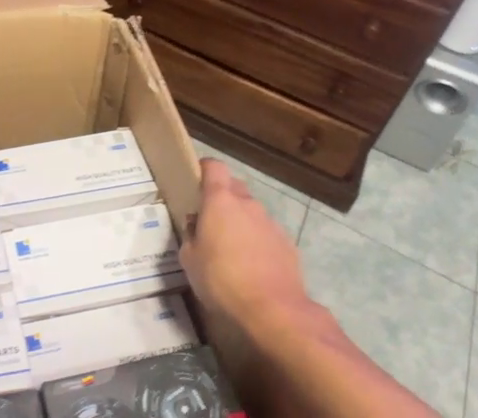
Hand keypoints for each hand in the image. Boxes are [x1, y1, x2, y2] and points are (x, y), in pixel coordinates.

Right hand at [180, 159, 309, 334]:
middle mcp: (248, 204)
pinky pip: (267, 234)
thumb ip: (191, 235)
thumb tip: (196, 225)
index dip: (205, 170)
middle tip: (212, 222)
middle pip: (234, 187)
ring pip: (252, 212)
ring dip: (242, 222)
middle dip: (223, 199)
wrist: (273, 310)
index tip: (197, 183)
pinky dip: (259, 242)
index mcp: (220, 201)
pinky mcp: (288, 244)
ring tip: (234, 251)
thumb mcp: (190, 260)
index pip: (214, 167)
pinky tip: (254, 267)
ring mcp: (271, 223)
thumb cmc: (222, 280)